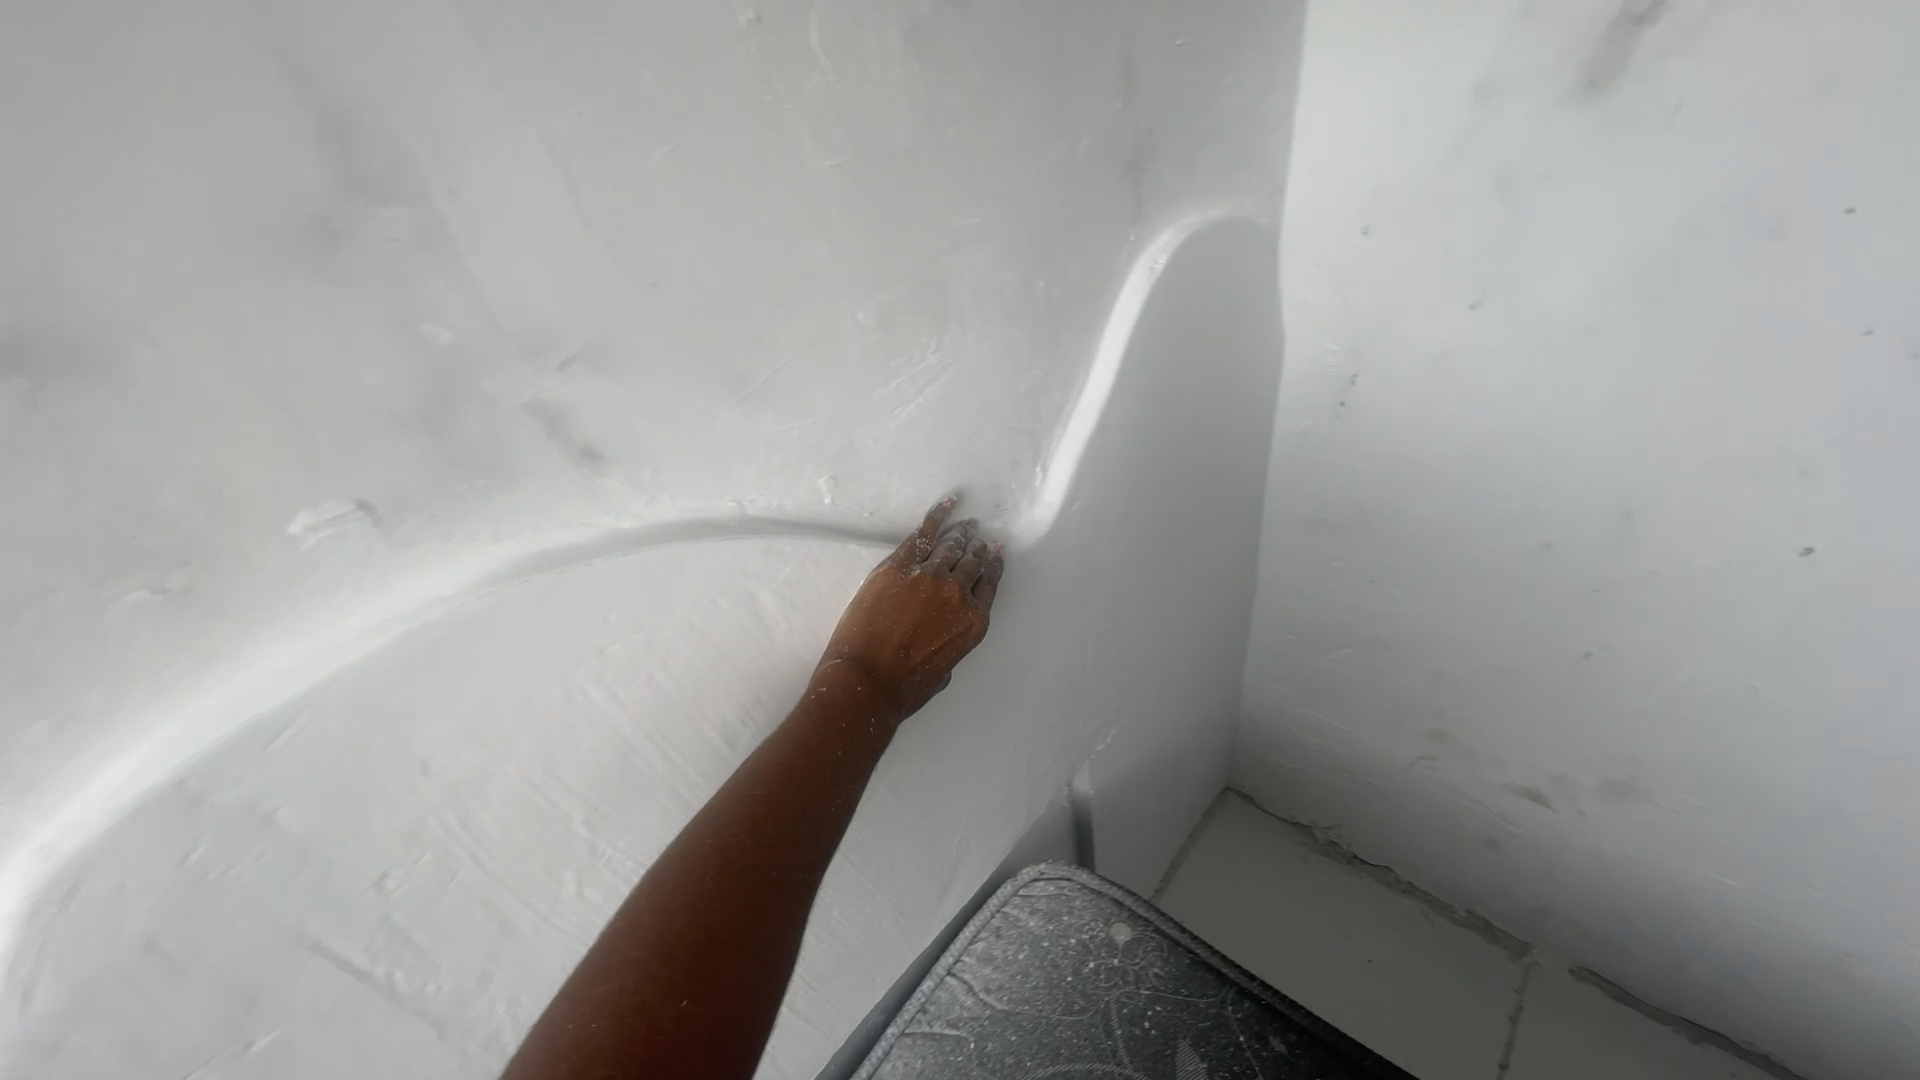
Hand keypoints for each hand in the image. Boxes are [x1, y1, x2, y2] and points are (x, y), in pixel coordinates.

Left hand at [817, 495, 1005, 718]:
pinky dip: (938, 515)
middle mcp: (959, 594)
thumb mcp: (944, 668)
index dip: (993, 567)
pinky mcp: (899, 566)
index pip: (989, 584)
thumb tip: (941, 630)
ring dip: (960, 535)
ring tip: (965, 527)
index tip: (995, 554)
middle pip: (972, 563)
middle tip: (977, 539)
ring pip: (951, 547)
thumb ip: (951, 642)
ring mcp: (930, 576)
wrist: (868, 680)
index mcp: (974, 621)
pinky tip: (949, 504)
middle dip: (977, 550)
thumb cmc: (904, 687)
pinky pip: (924, 533)